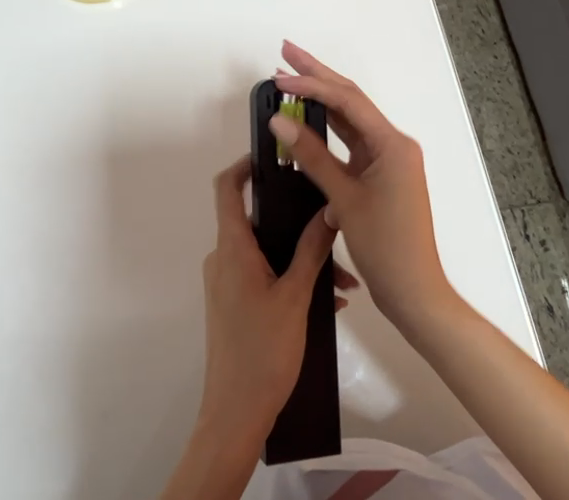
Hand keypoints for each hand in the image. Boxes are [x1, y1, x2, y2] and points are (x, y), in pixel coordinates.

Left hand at [196, 156, 347, 440]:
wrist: (236, 412)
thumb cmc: (263, 350)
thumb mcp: (296, 297)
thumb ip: (311, 250)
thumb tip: (327, 209)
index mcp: (232, 249)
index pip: (227, 188)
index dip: (246, 165)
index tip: (276, 156)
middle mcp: (224, 258)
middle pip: (260, 221)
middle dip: (300, 225)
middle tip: (335, 232)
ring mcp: (227, 282)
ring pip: (268, 252)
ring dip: (304, 259)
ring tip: (345, 283)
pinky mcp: (234, 303)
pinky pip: (265, 275)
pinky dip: (294, 279)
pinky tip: (330, 300)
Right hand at [271, 42, 457, 335]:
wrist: (413, 290)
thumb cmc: (384, 245)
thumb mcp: (344, 198)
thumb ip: (311, 156)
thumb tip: (280, 120)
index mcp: (392, 144)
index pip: (346, 101)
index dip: (311, 85)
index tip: (278, 78)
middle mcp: (393, 144)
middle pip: (349, 100)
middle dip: (317, 75)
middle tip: (286, 50)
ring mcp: (387, 160)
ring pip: (349, 120)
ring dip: (320, 99)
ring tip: (289, 77)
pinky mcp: (380, 175)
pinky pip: (350, 143)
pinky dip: (326, 130)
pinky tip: (306, 119)